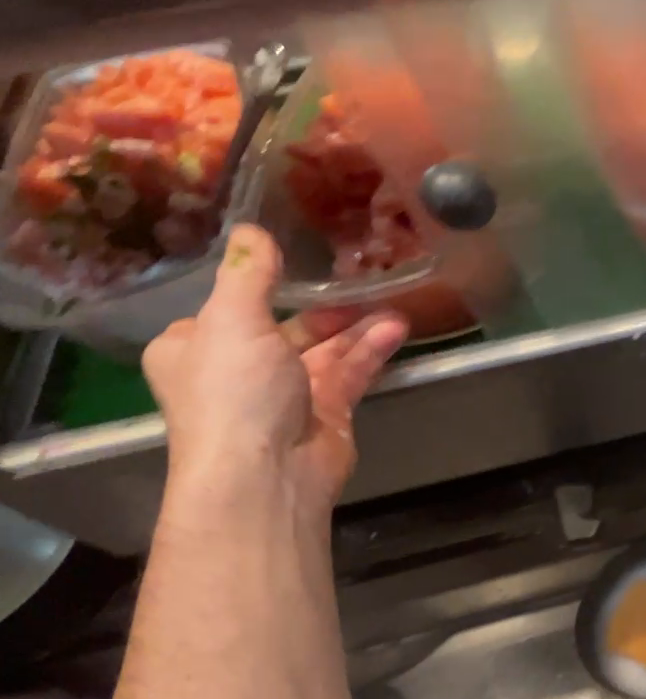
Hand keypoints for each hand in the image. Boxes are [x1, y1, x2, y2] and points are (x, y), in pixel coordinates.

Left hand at [142, 224, 408, 507]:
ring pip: (326, 351)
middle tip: (361, 282)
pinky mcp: (329, 411)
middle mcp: (240, 368)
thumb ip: (248, 275)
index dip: (264, 285)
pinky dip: (371, 351)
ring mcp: (288, 392)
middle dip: (325, 309)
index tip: (301, 261)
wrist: (267, 470)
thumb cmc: (235, 392)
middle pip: (287, 328)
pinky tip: (395, 330)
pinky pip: (351, 373)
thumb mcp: (233, 320)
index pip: (231, 308)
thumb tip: (252, 228)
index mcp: (196, 345)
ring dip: (357, 328)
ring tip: (393, 305)